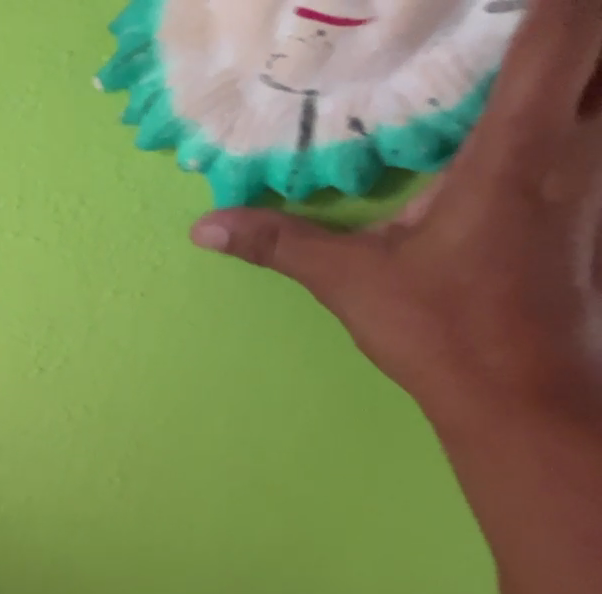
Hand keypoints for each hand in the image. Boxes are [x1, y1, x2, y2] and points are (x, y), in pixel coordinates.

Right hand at [190, 0, 601, 435]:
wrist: (519, 385)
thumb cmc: (440, 327)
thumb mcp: (349, 280)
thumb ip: (281, 243)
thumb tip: (204, 226)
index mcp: (520, 150)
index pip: (565, 31)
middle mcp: (583, 141)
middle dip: (568, 19)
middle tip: (504, 19)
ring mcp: (601, 169)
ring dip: (578, 56)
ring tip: (512, 48)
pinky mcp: (598, 196)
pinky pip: (598, 118)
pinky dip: (575, 96)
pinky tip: (527, 112)